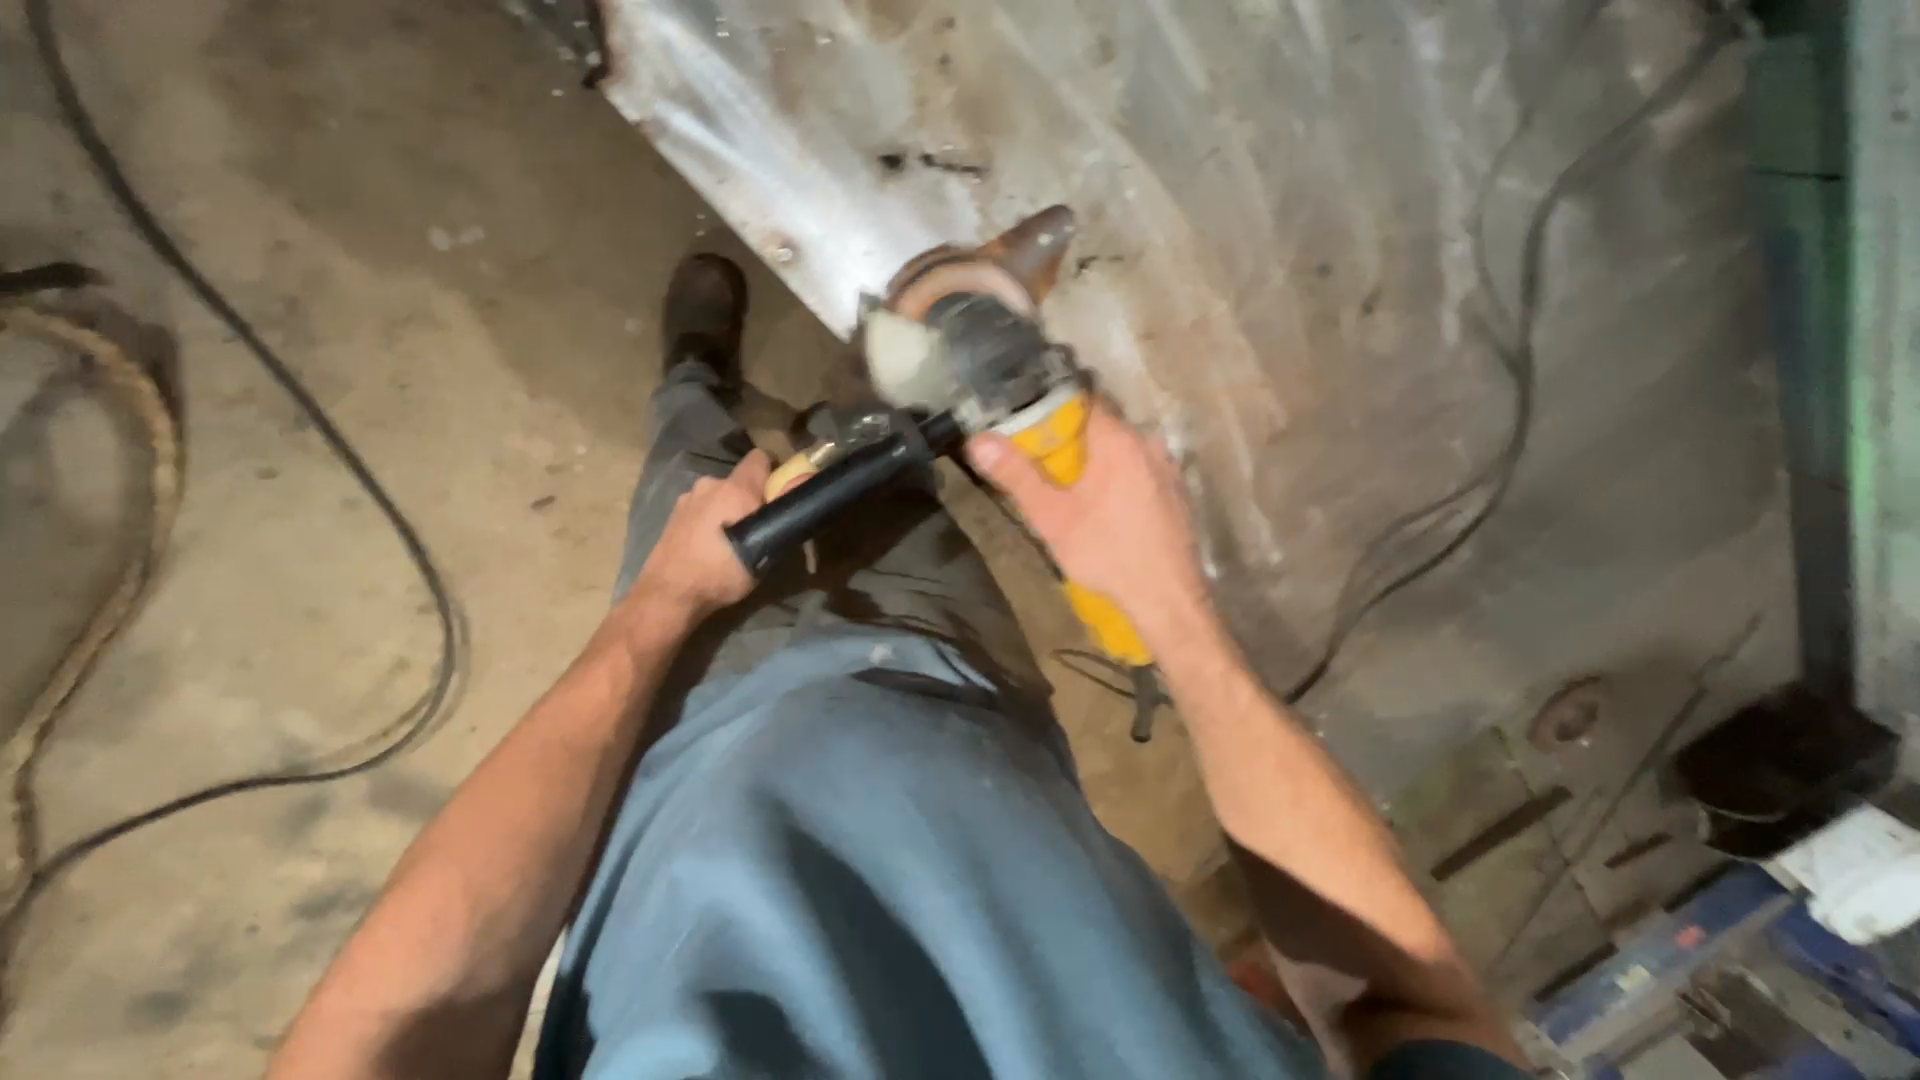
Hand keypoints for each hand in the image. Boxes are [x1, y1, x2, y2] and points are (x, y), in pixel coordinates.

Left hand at [622, 450, 771, 626]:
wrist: (669, 594)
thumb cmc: (722, 572)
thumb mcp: (764, 547)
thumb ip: (784, 509)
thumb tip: (806, 476)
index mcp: (734, 487)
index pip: (760, 458)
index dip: (775, 471)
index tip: (781, 493)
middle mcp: (709, 484)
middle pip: (739, 481)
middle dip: (751, 497)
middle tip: (758, 528)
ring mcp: (687, 498)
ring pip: (719, 496)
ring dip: (728, 510)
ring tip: (730, 541)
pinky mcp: (673, 515)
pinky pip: (702, 509)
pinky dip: (710, 520)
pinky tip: (709, 546)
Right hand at [965, 402, 1210, 638]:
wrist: (1166, 597)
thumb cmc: (1106, 552)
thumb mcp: (1051, 517)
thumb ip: (1016, 476)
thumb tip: (978, 442)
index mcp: (1117, 439)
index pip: (1083, 400)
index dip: (1054, 408)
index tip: (1030, 423)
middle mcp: (1148, 442)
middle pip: (1102, 425)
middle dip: (1073, 438)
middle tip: (1043, 460)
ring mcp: (1167, 468)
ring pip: (1123, 449)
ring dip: (1097, 461)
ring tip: (1070, 485)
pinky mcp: (1176, 492)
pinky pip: (1140, 470)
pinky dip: (1120, 478)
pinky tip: (1105, 506)